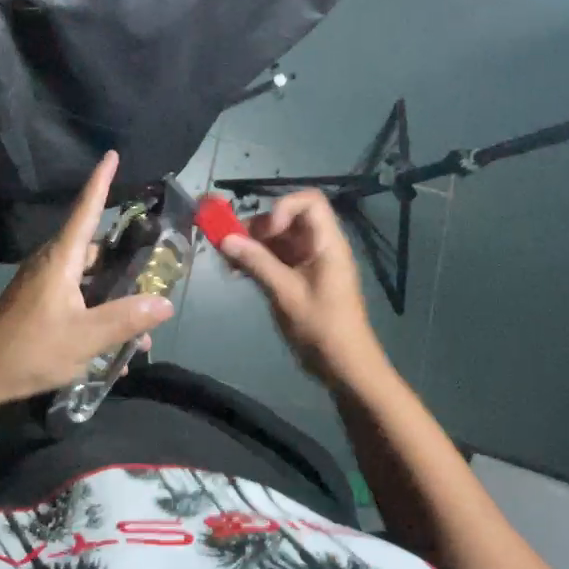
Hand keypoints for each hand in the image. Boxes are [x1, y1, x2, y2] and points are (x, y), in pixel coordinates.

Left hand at [0, 153, 175, 408]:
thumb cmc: (30, 349)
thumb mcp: (84, 338)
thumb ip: (125, 319)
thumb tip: (165, 303)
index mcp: (61, 259)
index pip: (86, 209)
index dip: (100, 182)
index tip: (112, 154)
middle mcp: (51, 264)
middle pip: (97, 251)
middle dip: (127, 266)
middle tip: (158, 283)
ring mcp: (42, 285)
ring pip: (89, 281)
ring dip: (115, 300)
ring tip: (142, 333)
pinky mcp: (38, 305)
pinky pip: (77, 298)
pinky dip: (98, 314)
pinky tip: (116, 347)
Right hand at [217, 190, 386, 381]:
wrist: (344, 366)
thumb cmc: (322, 327)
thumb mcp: (286, 293)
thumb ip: (256, 263)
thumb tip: (224, 239)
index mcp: (327, 244)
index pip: (309, 202)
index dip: (283, 207)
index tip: (264, 231)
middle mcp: (318, 246)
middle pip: (287, 219)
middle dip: (257, 227)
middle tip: (231, 244)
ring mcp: (309, 262)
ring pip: (277, 238)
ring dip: (251, 245)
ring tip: (228, 261)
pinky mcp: (300, 277)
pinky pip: (275, 257)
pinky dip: (256, 260)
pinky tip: (236, 272)